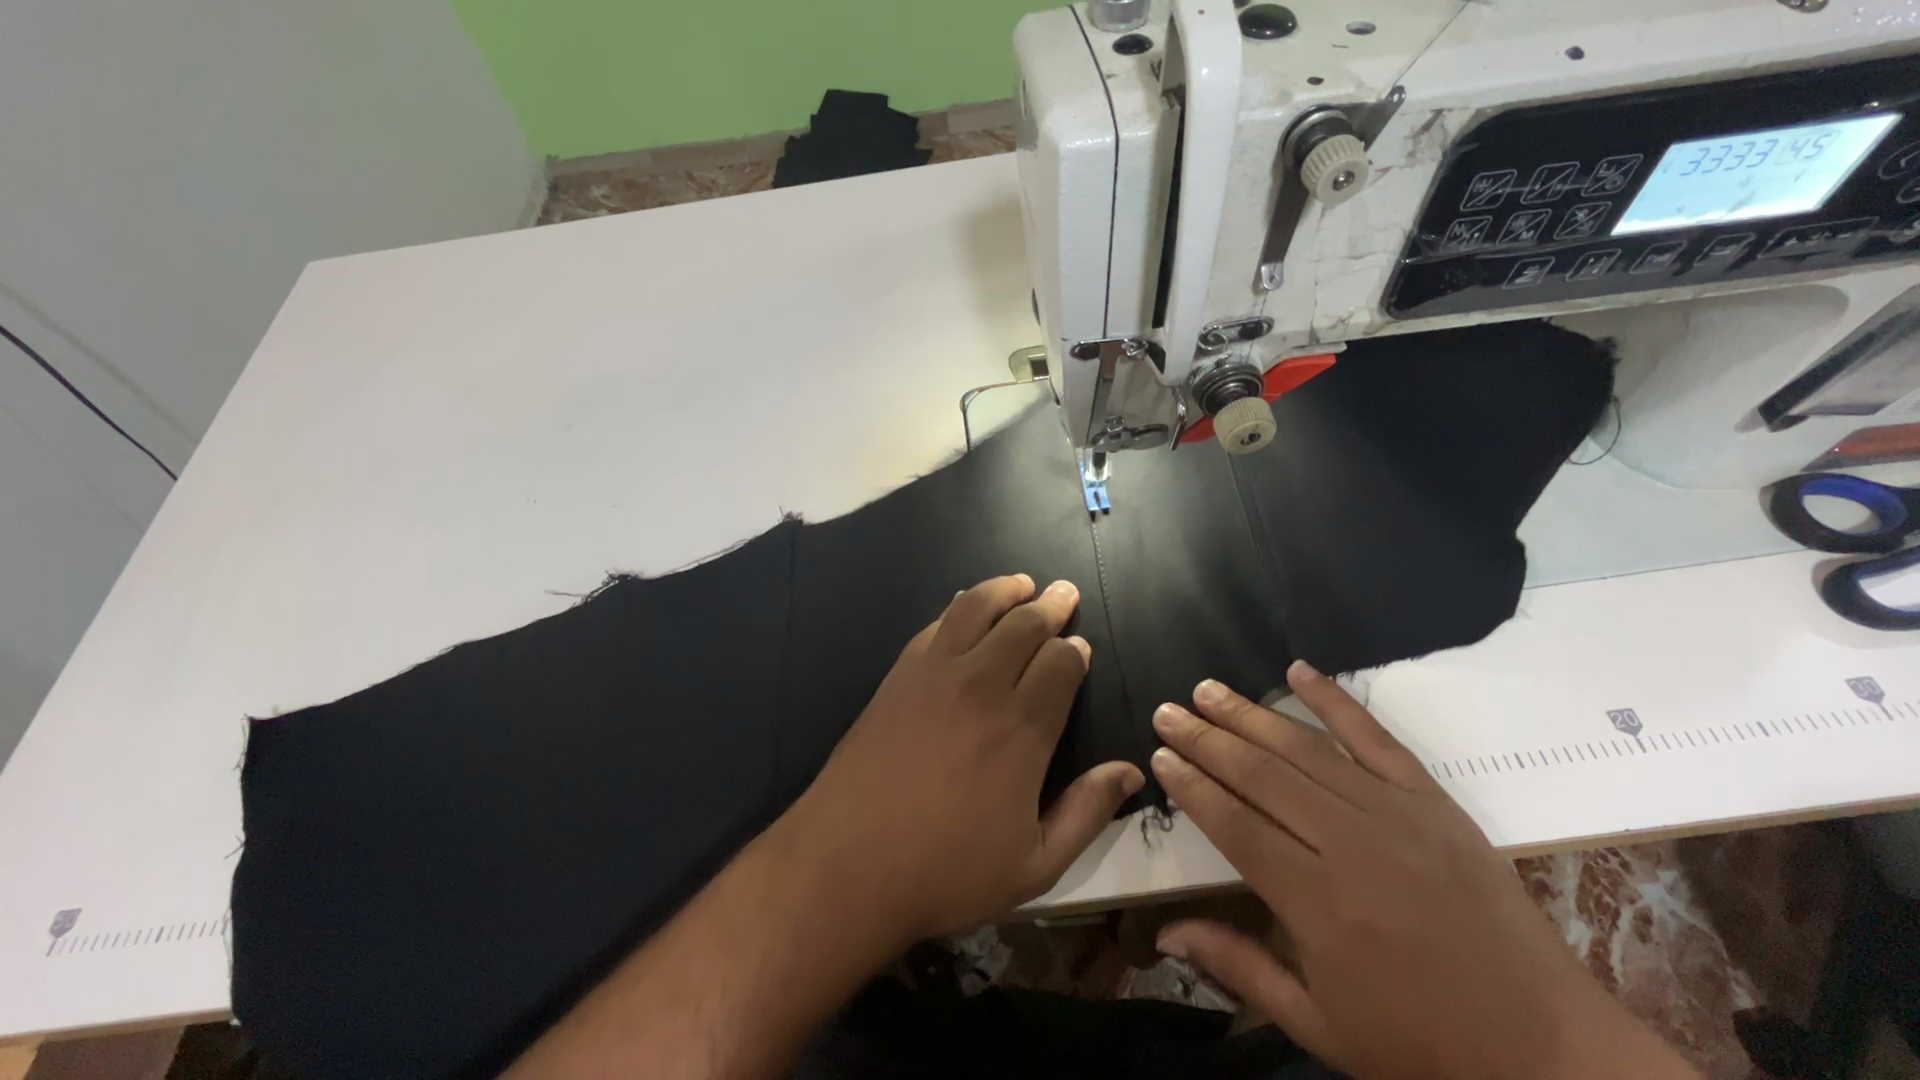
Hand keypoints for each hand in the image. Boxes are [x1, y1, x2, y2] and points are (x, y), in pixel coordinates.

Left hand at [782, 574, 1143, 944]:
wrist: (845, 865)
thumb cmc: (945, 872)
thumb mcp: (1034, 865)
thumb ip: (1087, 812)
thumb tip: (1131, 771)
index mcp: (1023, 730)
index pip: (1061, 665)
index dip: (1076, 651)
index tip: (1081, 649)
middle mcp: (982, 687)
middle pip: (1024, 626)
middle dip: (1050, 606)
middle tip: (1063, 593)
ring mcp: (933, 676)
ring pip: (976, 610)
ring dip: (1004, 590)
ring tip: (1021, 583)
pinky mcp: (896, 678)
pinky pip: (934, 626)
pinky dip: (957, 608)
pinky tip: (963, 607)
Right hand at [1149, 663, 1699, 1079]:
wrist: (1544, 1048)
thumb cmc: (1419, 1045)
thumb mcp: (1317, 1024)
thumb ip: (1238, 966)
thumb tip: (1164, 933)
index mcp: (1316, 904)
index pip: (1235, 826)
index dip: (1192, 787)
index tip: (1160, 755)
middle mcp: (1351, 846)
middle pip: (1263, 778)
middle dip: (1208, 740)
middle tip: (1168, 710)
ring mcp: (1398, 816)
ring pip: (1309, 752)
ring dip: (1253, 716)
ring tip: (1209, 689)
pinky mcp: (1436, 803)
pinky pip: (1378, 740)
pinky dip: (1336, 702)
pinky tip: (1299, 671)